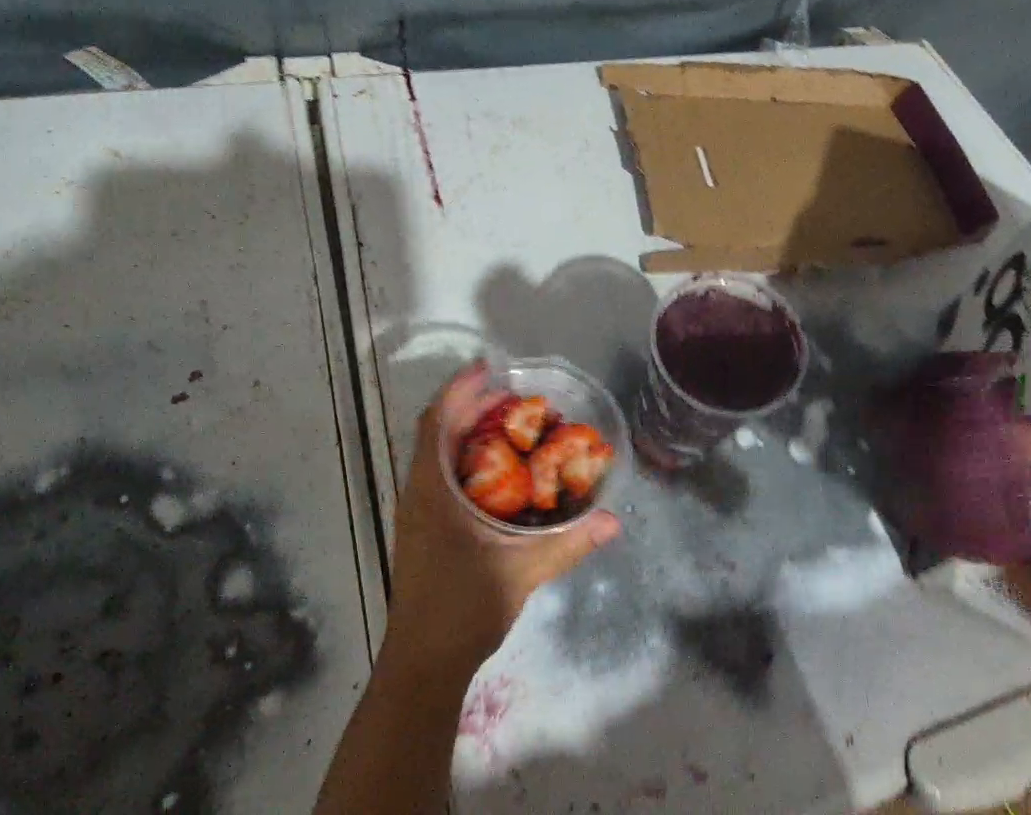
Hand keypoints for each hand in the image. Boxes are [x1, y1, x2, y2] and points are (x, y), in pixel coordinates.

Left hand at [382, 363, 620, 674]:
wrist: (423, 662)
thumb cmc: (463, 608)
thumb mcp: (522, 572)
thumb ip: (569, 543)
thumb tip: (613, 520)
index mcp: (431, 492)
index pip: (435, 423)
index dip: (458, 390)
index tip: (489, 368)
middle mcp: (418, 494)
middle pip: (437, 433)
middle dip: (472, 408)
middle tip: (517, 398)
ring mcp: (418, 514)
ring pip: (439, 457)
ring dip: (470, 435)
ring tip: (514, 427)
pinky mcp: (424, 532)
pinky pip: (443, 479)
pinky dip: (470, 463)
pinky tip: (504, 477)